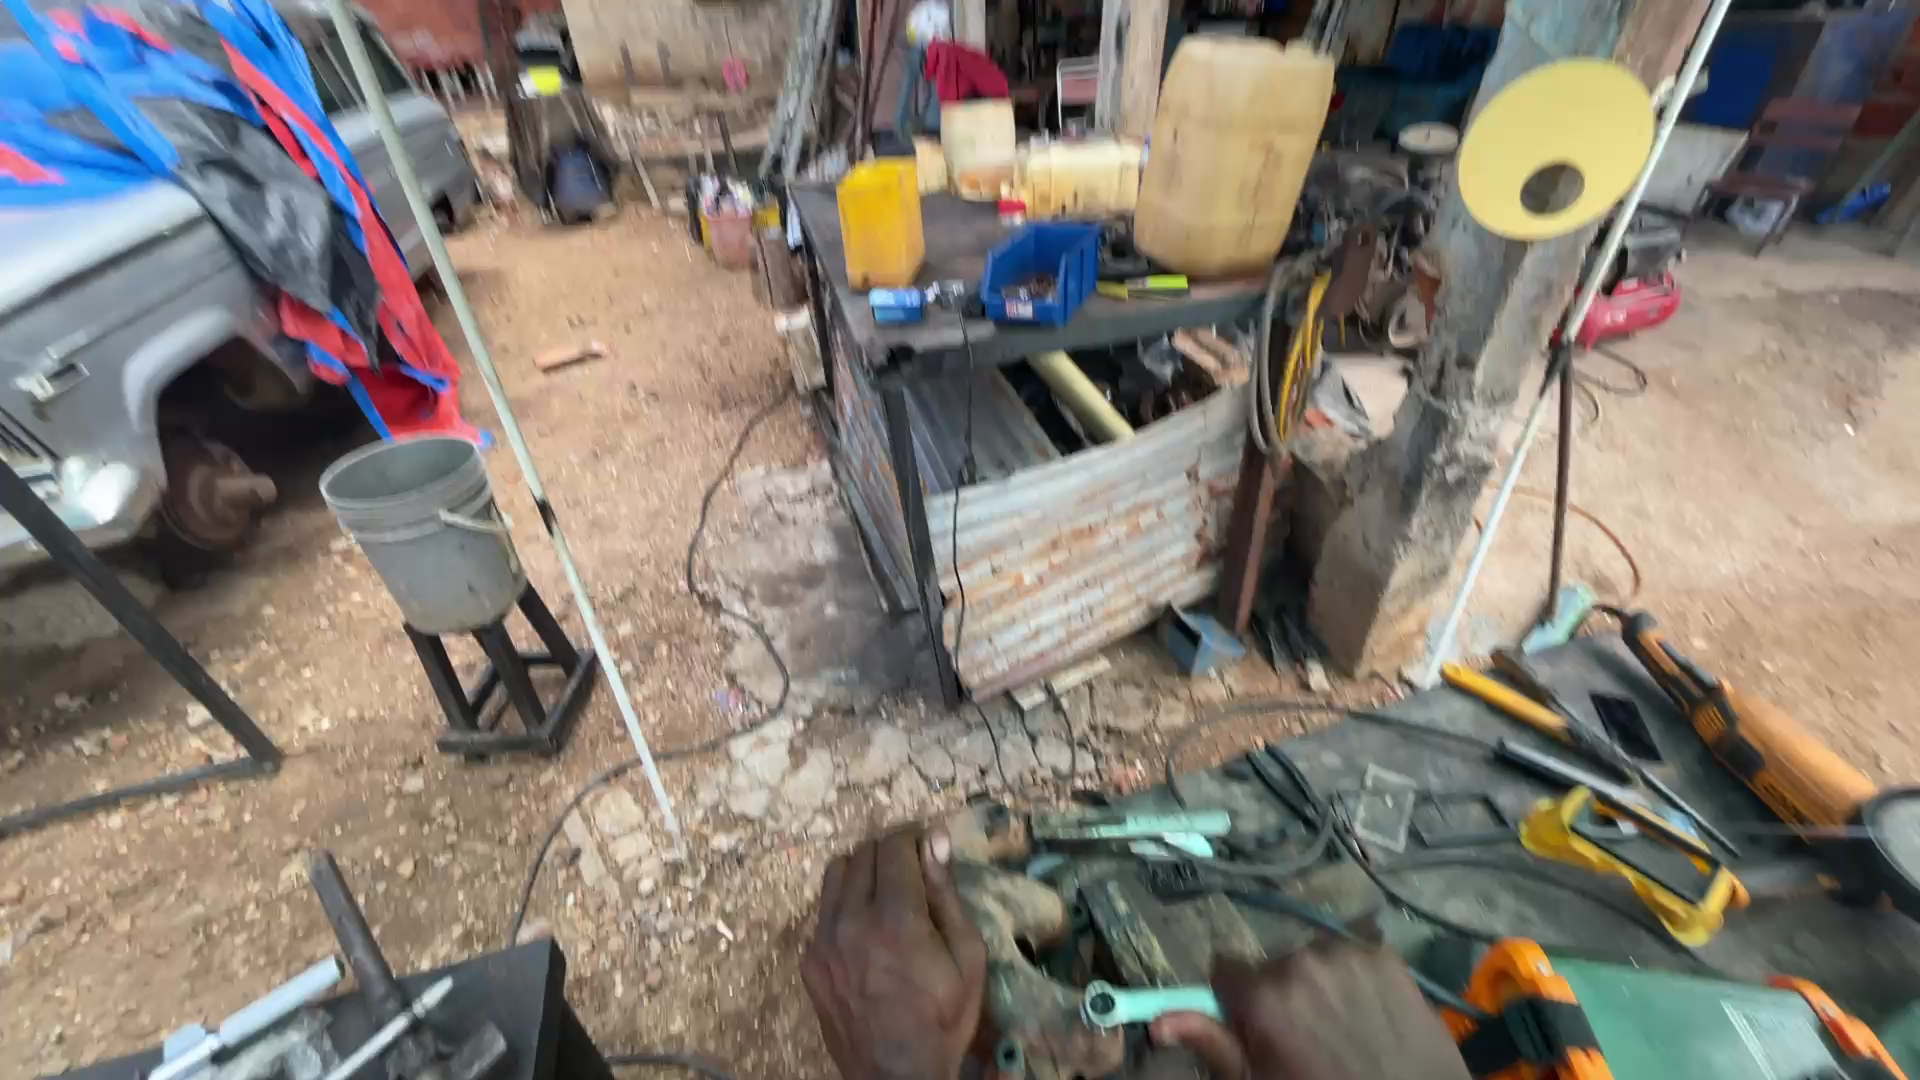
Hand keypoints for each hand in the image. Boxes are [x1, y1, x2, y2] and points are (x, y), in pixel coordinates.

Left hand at [802, 827, 988, 1079]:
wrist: (896, 1077)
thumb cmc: (943, 1017)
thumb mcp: (967, 955)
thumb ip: (946, 892)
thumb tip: (934, 838)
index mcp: (897, 917)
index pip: (894, 844)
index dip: (912, 835)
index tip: (925, 843)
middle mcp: (853, 920)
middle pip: (863, 851)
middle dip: (889, 850)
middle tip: (909, 867)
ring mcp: (824, 940)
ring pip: (836, 871)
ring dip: (862, 869)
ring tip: (884, 891)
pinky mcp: (809, 959)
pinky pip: (823, 908)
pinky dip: (845, 902)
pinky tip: (864, 925)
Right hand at [1151, 940, 1470, 1079]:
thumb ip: (1213, 1046)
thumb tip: (1157, 1021)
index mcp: (1263, 995)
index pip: (1224, 968)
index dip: (1237, 999)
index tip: (1257, 1025)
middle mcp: (1297, 960)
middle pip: (1270, 964)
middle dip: (1280, 993)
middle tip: (1309, 1037)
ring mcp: (1344, 953)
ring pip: (1311, 956)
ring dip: (1318, 981)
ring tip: (1344, 1024)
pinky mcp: (1383, 955)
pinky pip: (1353, 952)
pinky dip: (1355, 975)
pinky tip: (1371, 1008)